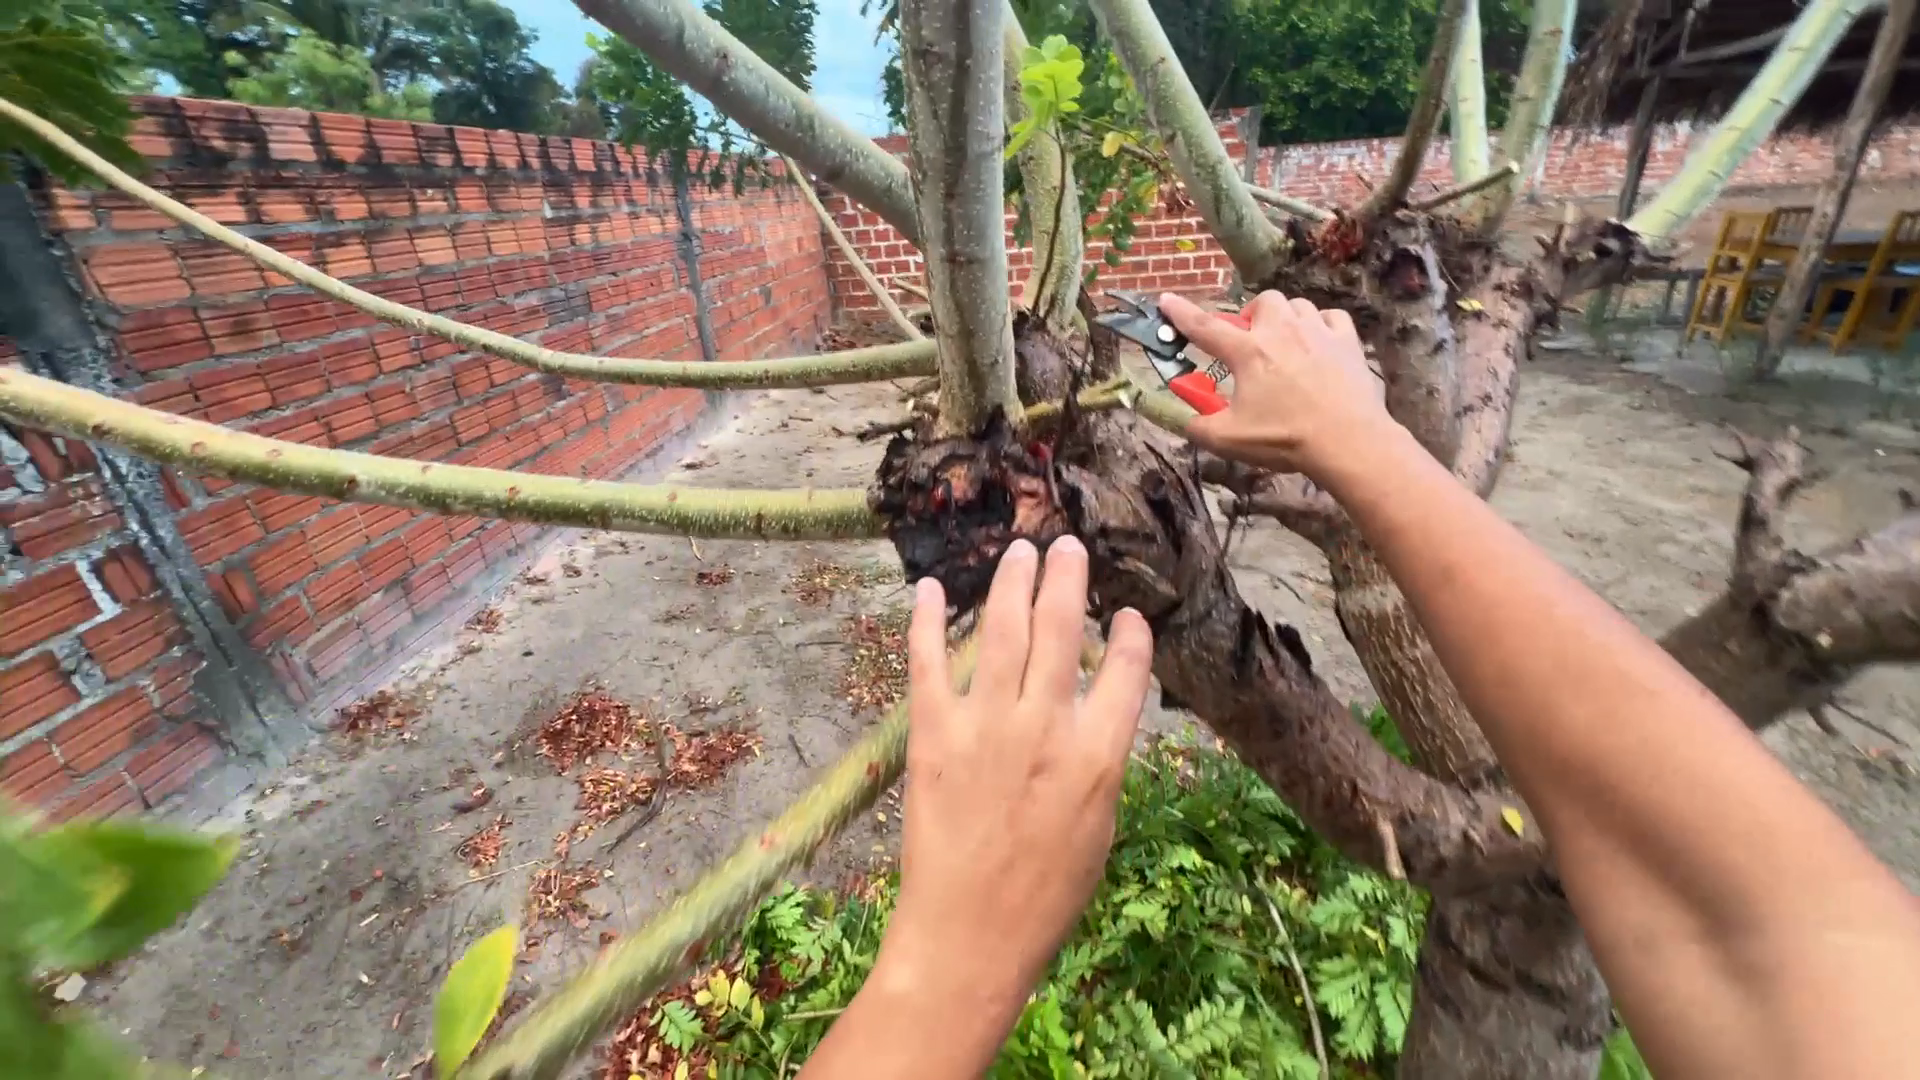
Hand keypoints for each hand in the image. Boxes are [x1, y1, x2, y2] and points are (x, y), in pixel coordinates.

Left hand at [876, 536, 1153, 1013]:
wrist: (970, 935)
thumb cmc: (1048, 893)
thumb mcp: (1099, 825)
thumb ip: (1101, 757)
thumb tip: (1098, 706)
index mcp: (1098, 756)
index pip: (1126, 671)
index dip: (1129, 633)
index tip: (1125, 612)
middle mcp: (1044, 727)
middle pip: (1060, 630)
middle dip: (1066, 579)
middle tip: (1066, 546)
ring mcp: (985, 725)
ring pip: (1002, 631)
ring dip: (1012, 583)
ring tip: (1019, 551)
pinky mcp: (933, 733)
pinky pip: (929, 663)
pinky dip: (928, 621)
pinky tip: (931, 587)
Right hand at [1159, 290, 1389, 474]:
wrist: (1347, 441)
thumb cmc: (1284, 439)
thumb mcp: (1228, 440)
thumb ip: (1198, 427)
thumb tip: (1188, 422)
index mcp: (1248, 353)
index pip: (1205, 327)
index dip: (1181, 313)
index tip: (1166, 299)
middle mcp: (1281, 332)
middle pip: (1262, 301)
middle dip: (1252, 316)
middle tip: (1250, 342)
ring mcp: (1318, 332)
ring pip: (1297, 305)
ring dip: (1284, 319)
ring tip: (1283, 344)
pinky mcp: (1347, 341)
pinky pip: (1330, 317)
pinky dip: (1319, 325)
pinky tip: (1317, 344)